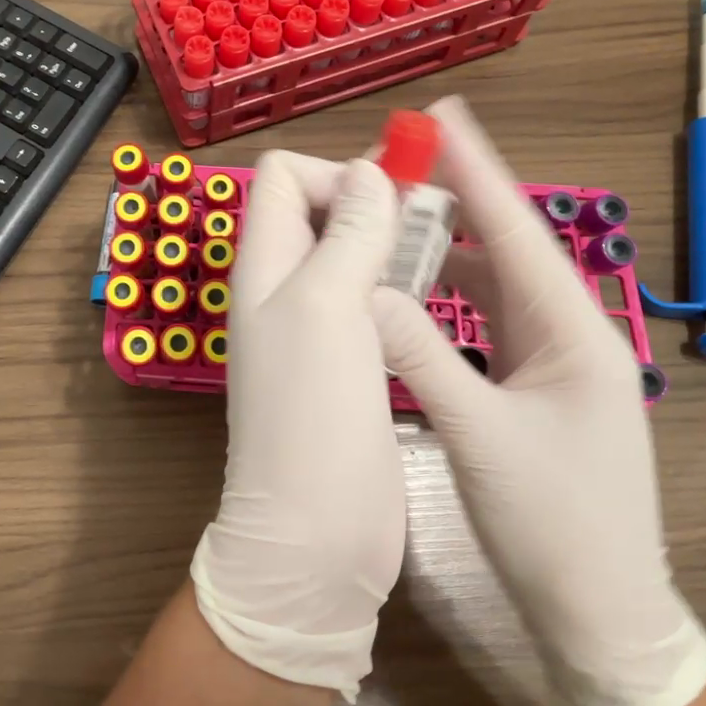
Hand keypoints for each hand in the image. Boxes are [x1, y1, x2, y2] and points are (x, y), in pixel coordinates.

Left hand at [190, 153, 406, 701]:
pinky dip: (397, 286)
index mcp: (265, 264)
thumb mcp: (326, 308)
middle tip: (430, 228)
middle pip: (322, 211)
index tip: (388, 206)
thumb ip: (346, 235)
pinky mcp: (346, 363)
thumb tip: (366, 172)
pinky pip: (368, 300)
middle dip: (373, 205)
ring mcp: (315, 327)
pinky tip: (431, 302)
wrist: (314, 533)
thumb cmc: (312, 414)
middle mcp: (284, 287)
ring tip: (440, 260)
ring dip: (391, 245)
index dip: (334, 175)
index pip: (284, 177)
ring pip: (350, 255)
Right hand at [371, 97, 705, 705]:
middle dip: (457, 200)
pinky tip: (414, 288)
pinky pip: (488, 321)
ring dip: (448, 249)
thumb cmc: (554, 526)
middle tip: (402, 159)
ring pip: (495, 284)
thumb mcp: (479, 440)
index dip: (478, 170)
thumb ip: (421, 359)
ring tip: (397, 215)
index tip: (443, 116)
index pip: (516, 232)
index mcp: (573, 332)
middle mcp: (568, 333)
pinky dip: (449, 297)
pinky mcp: (534, 386)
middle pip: (506, 248)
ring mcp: (553, 361)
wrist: (599, 614)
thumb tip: (364, 291)